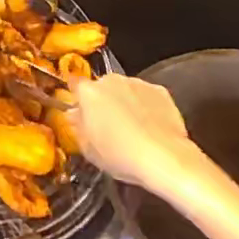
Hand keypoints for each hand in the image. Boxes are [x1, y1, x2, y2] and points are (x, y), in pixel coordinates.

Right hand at [70, 74, 197, 189]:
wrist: (164, 158)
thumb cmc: (120, 155)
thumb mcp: (88, 150)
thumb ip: (77, 127)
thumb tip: (74, 116)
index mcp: (89, 92)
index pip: (75, 85)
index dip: (79, 99)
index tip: (82, 113)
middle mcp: (111, 80)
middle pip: (102, 87)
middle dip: (103, 102)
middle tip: (109, 126)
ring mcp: (137, 83)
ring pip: (125, 90)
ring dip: (126, 103)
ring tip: (134, 129)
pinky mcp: (160, 90)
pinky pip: (147, 96)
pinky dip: (147, 106)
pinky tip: (151, 127)